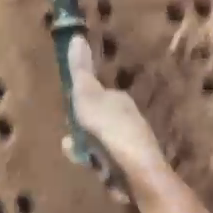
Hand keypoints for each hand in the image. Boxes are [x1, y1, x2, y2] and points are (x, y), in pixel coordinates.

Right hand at [66, 36, 167, 177]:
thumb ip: (80, 70)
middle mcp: (129, 119)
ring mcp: (134, 145)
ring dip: (90, 153)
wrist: (143, 176)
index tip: (69, 115)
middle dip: (82, 133)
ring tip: (87, 161)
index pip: (95, 95)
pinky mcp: (136, 168)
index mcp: (119, 100)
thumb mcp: (87, 96)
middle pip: (96, 121)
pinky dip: (103, 169)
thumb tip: (76, 36)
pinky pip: (111, 165)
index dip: (79, 105)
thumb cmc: (111, 131)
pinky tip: (101, 175)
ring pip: (101, 145)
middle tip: (75, 144)